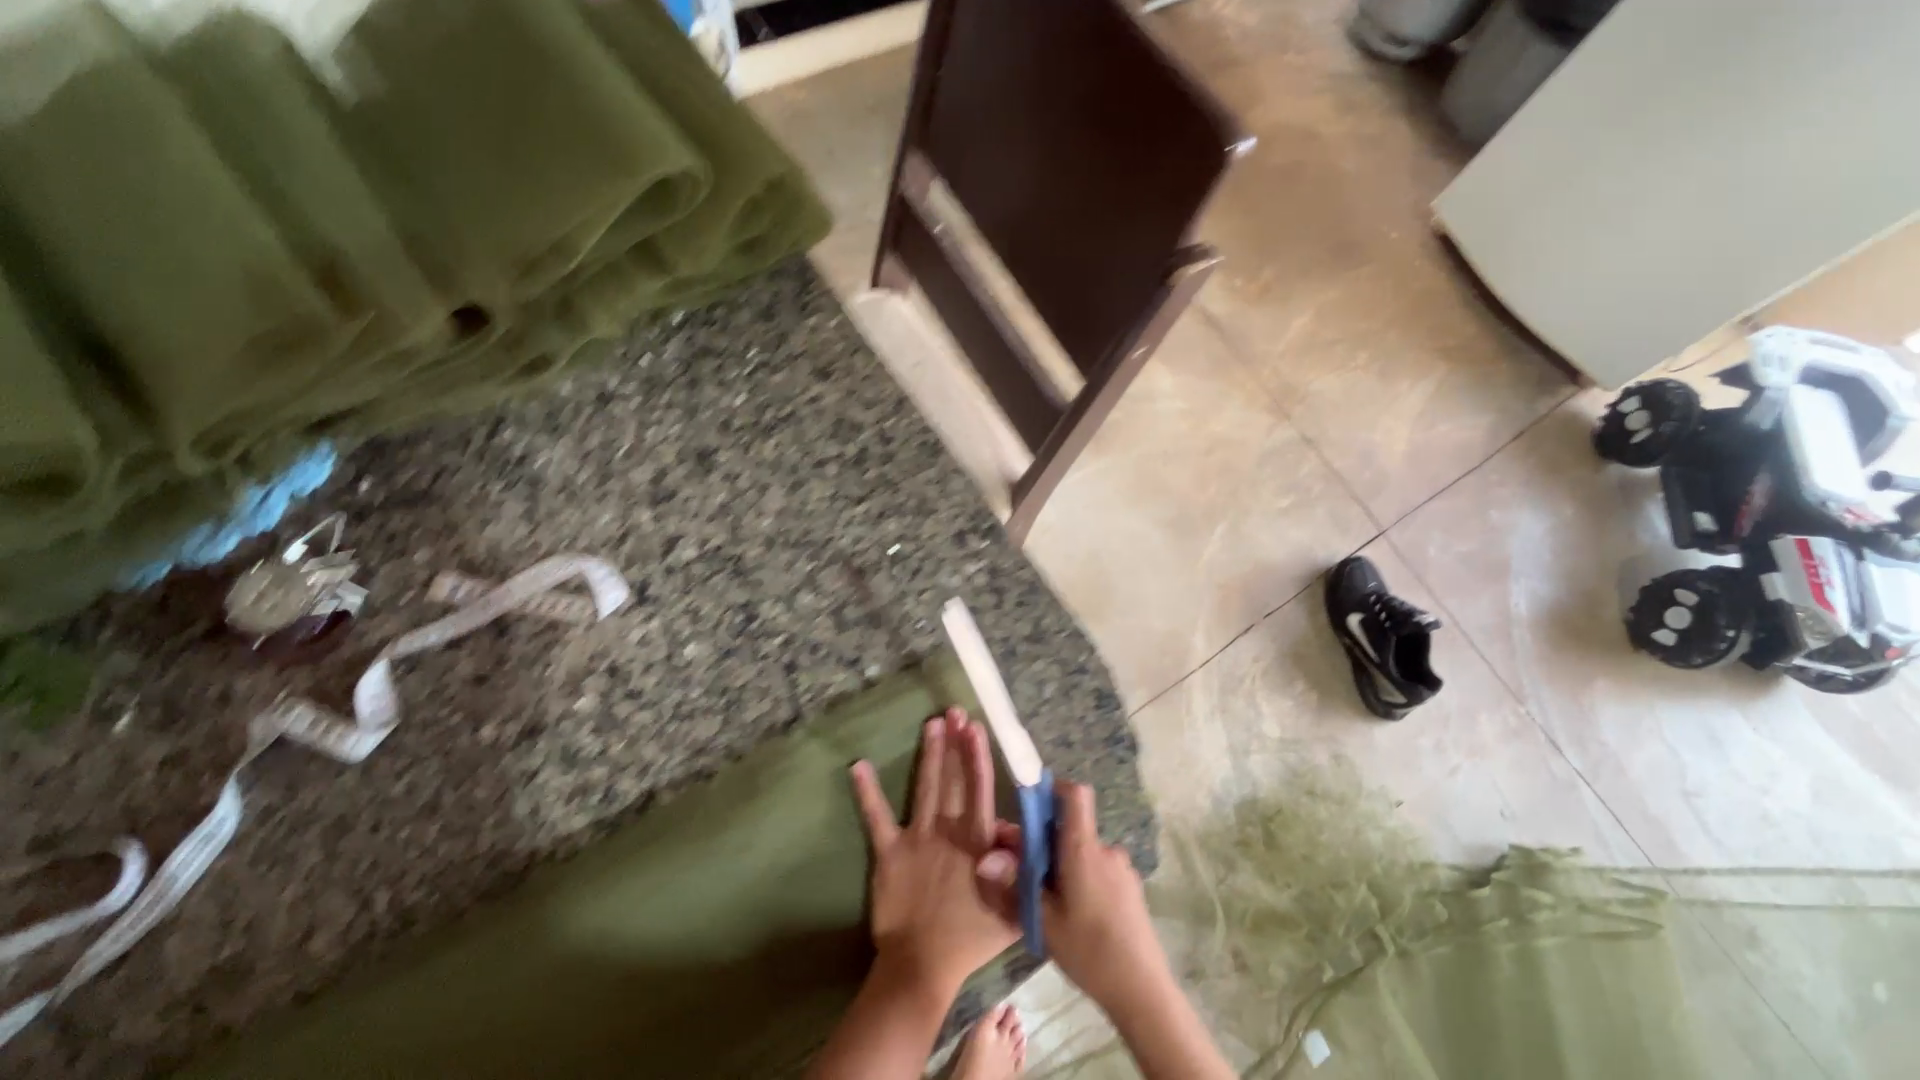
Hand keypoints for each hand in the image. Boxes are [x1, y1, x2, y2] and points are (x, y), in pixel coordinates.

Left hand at [850, 708, 1020, 994]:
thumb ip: (1022, 871)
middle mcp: (948, 832)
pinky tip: (857, 765)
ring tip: (932, 724)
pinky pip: (876, 817)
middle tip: (955, 711)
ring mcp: (916, 839)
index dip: (978, 756)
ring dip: (929, 754)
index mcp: (978, 842)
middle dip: (956, 743)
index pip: (980, 789)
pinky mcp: (888, 852)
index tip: (977, 728)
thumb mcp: (1013, 909)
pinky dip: (866, 792)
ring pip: (925, 787)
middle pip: (954, 779)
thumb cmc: (971, 940)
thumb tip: (1018, 832)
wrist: (923, 964)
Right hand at [1039, 780, 1173, 1011]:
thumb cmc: (1088, 950)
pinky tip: (1072, 914)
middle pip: (1072, 828)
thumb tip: (986, 857)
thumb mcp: (1044, 919)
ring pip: (1084, 853)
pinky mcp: (1130, 889)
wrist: (1142, 989)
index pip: (1074, 794)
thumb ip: (1017, 882)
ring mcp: (1122, 870)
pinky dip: (1081, 879)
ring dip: (1063, 865)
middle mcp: (1106, 851)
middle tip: (1021, 870)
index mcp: (1083, 849)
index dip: (1052, 791)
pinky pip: (1098, 870)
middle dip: (1045, 842)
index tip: (1030, 810)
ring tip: (1044, 900)